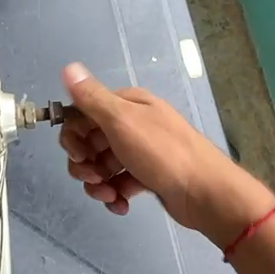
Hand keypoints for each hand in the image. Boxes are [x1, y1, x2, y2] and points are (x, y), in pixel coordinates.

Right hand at [59, 63, 274, 246]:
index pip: (83, 115)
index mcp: (127, 105)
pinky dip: (114, 195)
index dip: (74, 137)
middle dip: (84, 164)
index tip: (78, 155)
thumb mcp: (122, 120)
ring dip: (98, 184)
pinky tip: (121, 205)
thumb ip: (92, 98)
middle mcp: (132, 124)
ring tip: (110, 197)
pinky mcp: (146, 176)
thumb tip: (68, 67)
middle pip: (89, 143)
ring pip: (102, 166)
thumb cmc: (162, 153)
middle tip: (94, 178)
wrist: (205, 193)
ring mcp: (140, 152)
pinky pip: (118, 183)